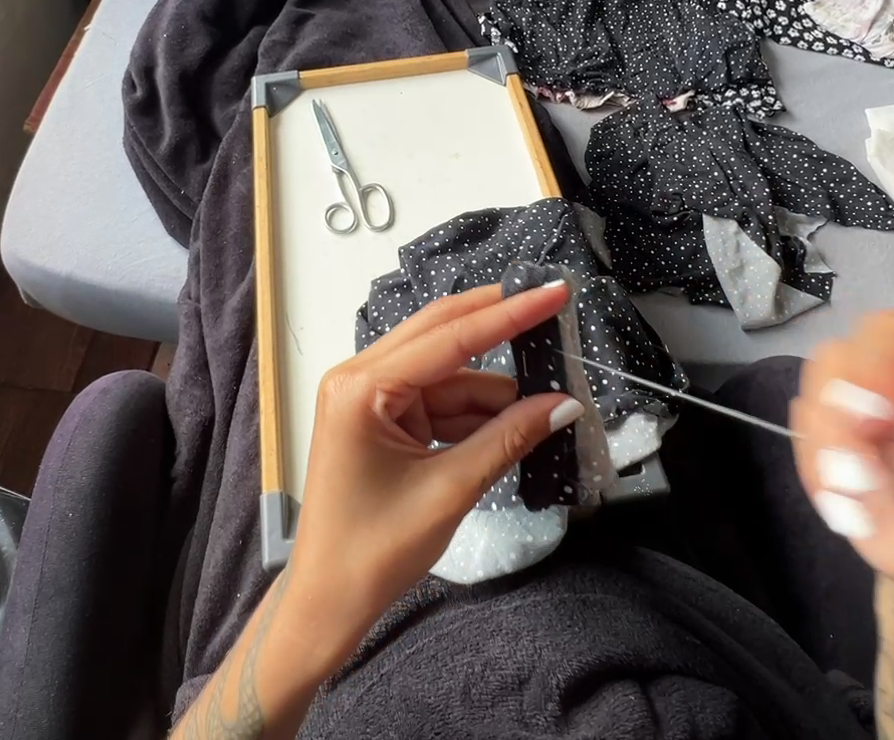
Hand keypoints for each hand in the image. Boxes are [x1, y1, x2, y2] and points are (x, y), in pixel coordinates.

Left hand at [281, 281, 582, 675]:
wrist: (329, 602)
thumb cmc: (373, 551)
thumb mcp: (449, 490)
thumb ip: (508, 439)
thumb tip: (565, 404)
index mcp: (362, 386)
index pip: (449, 337)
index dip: (508, 314)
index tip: (552, 292)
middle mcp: (361, 377)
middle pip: (444, 336)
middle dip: (500, 329)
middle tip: (554, 310)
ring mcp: (371, 396)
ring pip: (449, 374)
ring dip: (495, 392)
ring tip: (547, 405)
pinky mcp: (383, 417)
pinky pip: (440, 400)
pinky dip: (476, 414)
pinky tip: (514, 427)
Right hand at [792, 301, 893, 628]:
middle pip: (889, 327)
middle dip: (873, 378)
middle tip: (871, 434)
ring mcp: (878, 379)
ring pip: (836, 358)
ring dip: (834, 418)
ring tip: (855, 483)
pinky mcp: (833, 404)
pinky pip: (806, 403)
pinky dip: (816, 448)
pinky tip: (843, 494)